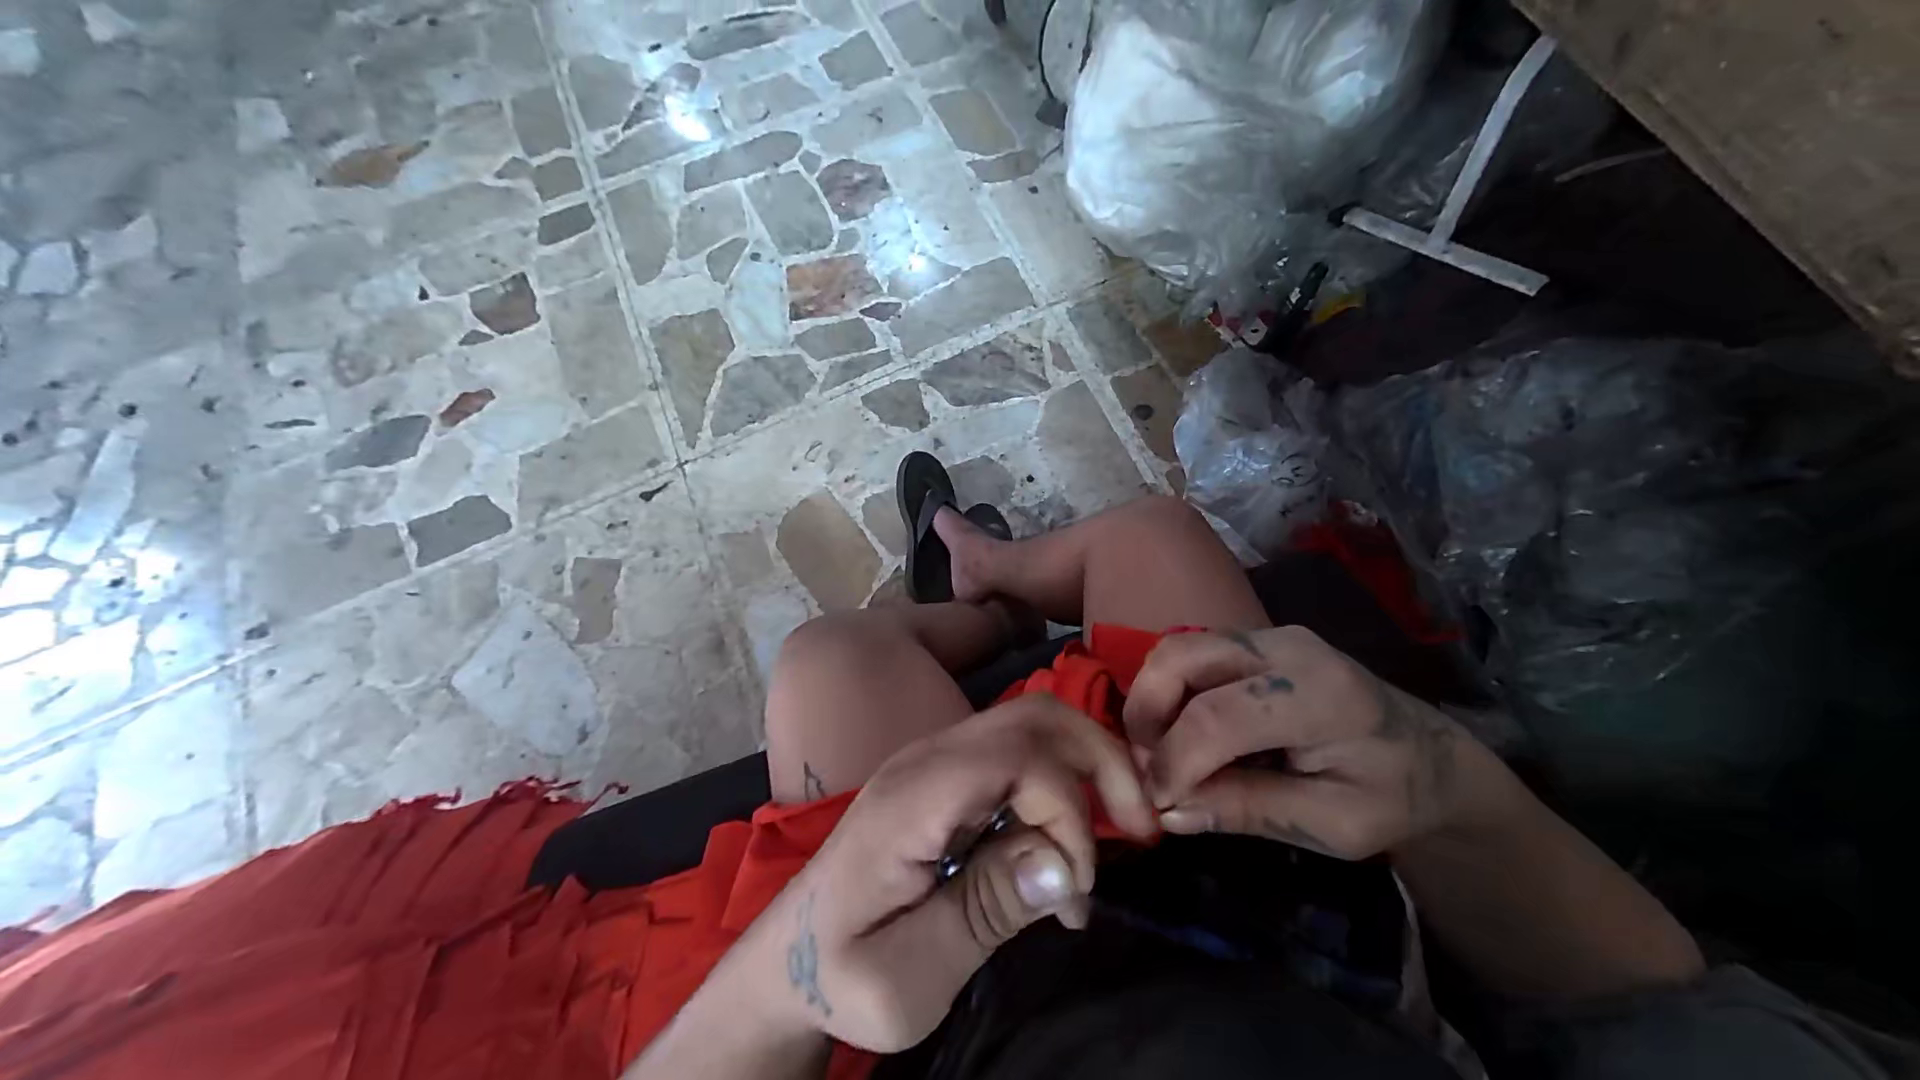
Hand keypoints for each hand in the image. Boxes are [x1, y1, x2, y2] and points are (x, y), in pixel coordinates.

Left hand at [743, 694, 1157, 1053]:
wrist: (793, 954)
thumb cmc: (842, 972)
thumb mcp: (908, 977)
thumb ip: (983, 912)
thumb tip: (1063, 863)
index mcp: (910, 799)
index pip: (1015, 757)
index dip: (1067, 811)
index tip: (1075, 891)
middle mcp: (926, 759)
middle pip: (1034, 717)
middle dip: (1101, 763)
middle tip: (1141, 831)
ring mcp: (936, 758)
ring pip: (1033, 722)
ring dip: (1087, 766)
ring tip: (1115, 833)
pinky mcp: (947, 773)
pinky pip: (1020, 748)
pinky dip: (1063, 777)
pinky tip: (1069, 834)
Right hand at [1123, 626, 1492, 860]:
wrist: (1430, 754)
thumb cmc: (1392, 796)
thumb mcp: (1334, 826)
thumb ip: (1249, 811)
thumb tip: (1167, 812)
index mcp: (1321, 696)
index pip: (1218, 718)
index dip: (1174, 761)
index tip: (1158, 803)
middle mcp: (1286, 648)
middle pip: (1181, 658)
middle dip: (1146, 713)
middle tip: (1146, 765)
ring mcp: (1266, 636)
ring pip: (1175, 649)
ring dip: (1151, 699)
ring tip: (1159, 752)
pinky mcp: (1252, 640)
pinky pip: (1189, 654)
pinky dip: (1167, 691)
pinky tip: (1178, 733)